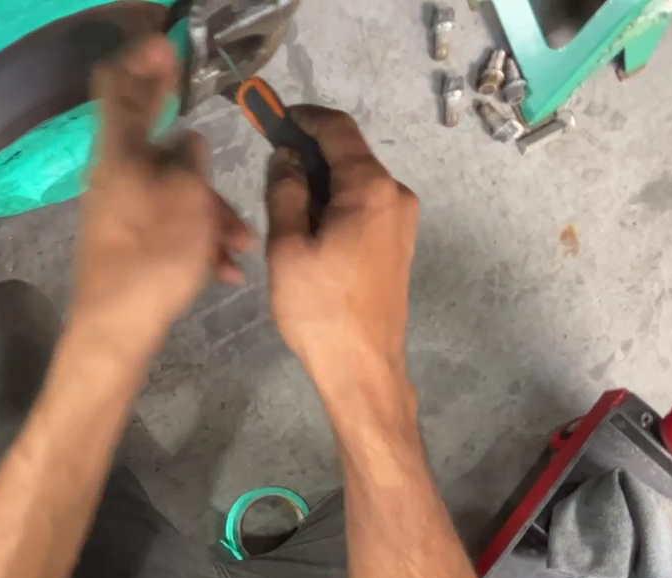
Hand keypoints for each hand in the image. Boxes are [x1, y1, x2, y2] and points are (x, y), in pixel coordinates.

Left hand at [69, 36, 251, 361]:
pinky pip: (168, 233)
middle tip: (216, 149)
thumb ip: (190, 159)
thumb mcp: (187, 197)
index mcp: (119, 153)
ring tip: (242, 246)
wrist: (116, 332)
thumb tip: (187, 140)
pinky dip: (197, 244)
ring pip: (172, 198)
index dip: (142, 60)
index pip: (116, 85)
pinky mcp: (128, 252)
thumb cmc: (152, 258)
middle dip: (199, 158)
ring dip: (210, 215)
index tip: (172, 50)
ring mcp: (120, 218)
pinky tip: (225, 271)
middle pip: (158, 148)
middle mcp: (115, 180)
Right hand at [265, 106, 418, 387]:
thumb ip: (285, 194)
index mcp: (370, 188)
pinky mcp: (398, 246)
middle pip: (348, 158)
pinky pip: (362, 211)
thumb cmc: (319, 310)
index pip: (338, 130)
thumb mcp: (288, 249)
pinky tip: (310, 238)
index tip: (274, 116)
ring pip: (354, 187)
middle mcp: (395, 194)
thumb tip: (287, 158)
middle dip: (308, 159)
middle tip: (269, 178)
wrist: (362, 366)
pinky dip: (335, 210)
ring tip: (284, 220)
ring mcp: (402, 221)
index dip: (304, 118)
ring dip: (320, 189)